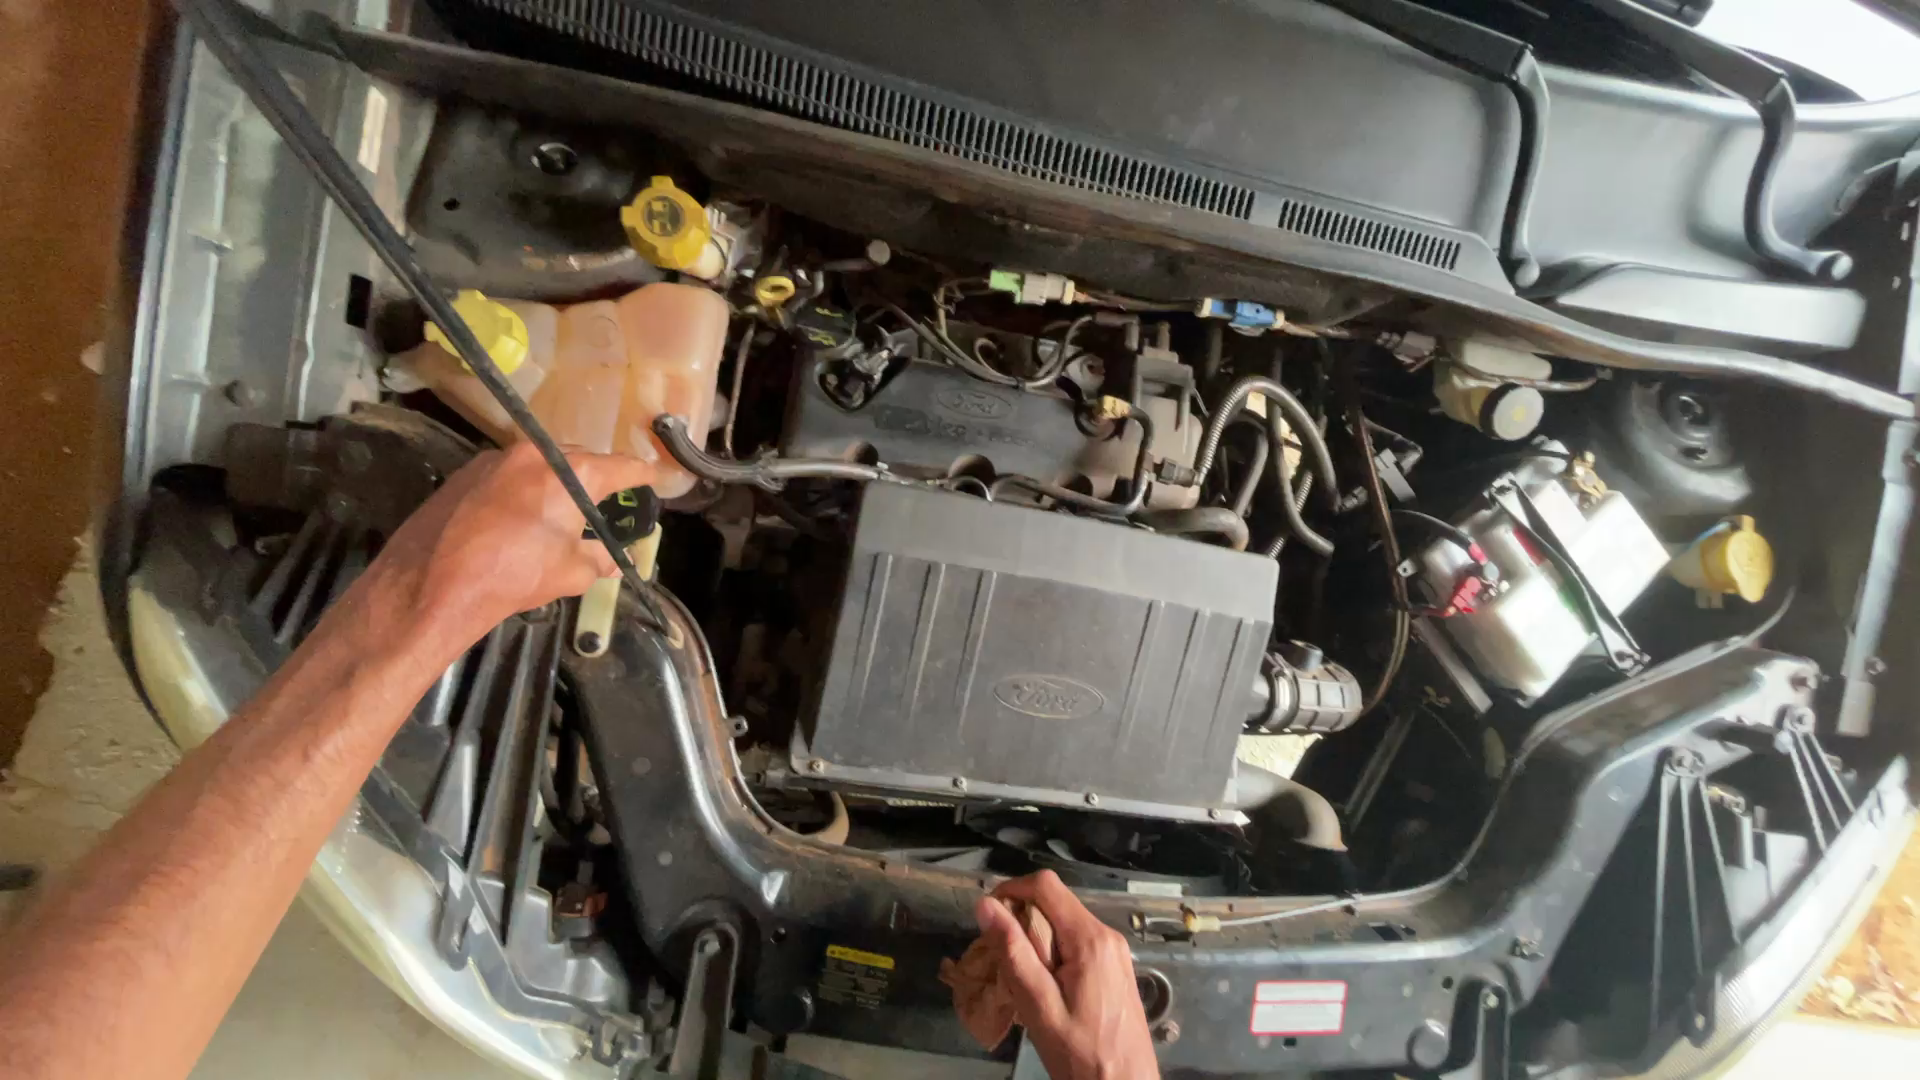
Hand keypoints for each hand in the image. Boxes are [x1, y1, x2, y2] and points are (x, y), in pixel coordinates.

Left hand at [361, 441, 651, 653]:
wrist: (432, 584)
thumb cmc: (515, 574)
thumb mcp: (573, 572)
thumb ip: (599, 559)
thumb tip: (611, 560)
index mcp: (572, 474)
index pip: (623, 467)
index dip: (644, 474)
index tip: (655, 477)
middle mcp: (536, 454)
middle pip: (582, 459)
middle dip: (598, 478)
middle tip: (608, 501)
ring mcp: (497, 459)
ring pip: (544, 463)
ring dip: (559, 482)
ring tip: (563, 510)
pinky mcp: (467, 471)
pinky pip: (512, 472)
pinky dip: (527, 488)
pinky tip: (522, 517)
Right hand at [974, 871, 1159, 1079]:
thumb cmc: (1082, 1056)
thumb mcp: (1039, 1007)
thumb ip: (1013, 953)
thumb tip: (985, 905)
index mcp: (1090, 939)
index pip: (1046, 885)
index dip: (1012, 889)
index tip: (990, 917)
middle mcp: (1107, 934)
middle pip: (1056, 901)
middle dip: (1023, 916)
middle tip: (1002, 953)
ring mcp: (1115, 950)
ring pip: (1065, 920)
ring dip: (1037, 934)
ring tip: (1021, 972)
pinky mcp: (1115, 966)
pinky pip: (1077, 940)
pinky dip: (1054, 949)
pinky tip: (1045, 984)